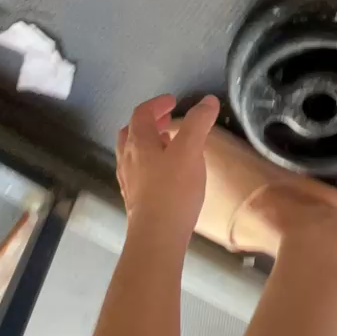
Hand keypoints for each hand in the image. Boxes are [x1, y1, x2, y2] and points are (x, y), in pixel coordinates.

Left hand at [116, 93, 220, 241]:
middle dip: (150, 122)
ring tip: (169, 145)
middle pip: (132, 132)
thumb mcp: (191, 150)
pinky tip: (165, 174)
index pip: (142, 113)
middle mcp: (128, 158)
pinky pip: (138, 171)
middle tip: (169, 121)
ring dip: (149, 143)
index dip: (158, 104)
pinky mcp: (135, 199)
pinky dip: (150, 163)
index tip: (174, 101)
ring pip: (133, 153)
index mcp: (139, 142)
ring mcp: (129, 180)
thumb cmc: (174, 189)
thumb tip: (208, 100)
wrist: (157, 235)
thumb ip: (199, 123)